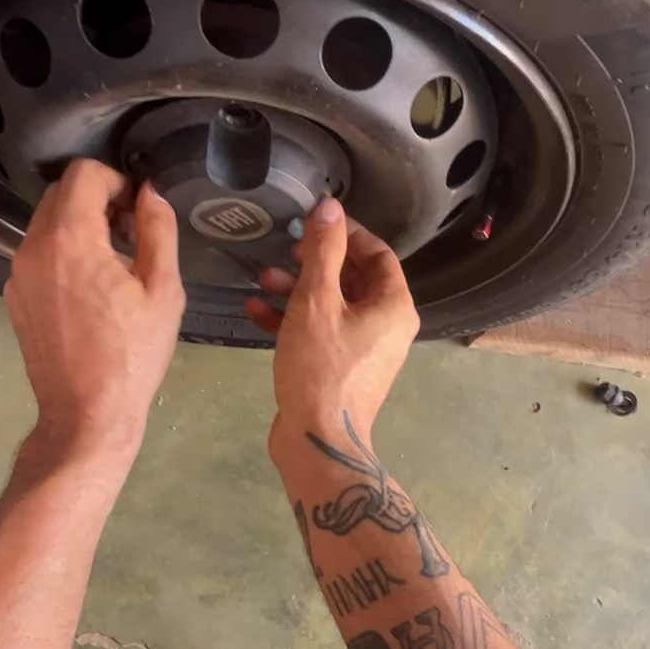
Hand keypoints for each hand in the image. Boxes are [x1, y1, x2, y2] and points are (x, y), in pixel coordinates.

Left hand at [5, 160, 184, 460]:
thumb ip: (157, 230)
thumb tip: (150, 192)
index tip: (138, 212)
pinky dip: (64, 254)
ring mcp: (17, 273)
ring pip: (46, 224)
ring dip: (81, 227)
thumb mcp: (163, 291)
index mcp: (70, 239)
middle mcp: (33, 247)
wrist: (87, 413)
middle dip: (98, 200)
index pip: (83, 174)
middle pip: (61, 194)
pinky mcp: (14, 297)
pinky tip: (91, 292)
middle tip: (131, 236)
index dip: (117, 181)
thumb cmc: (134, 354)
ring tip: (114, 267)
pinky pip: (38, 255)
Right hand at [245, 197, 418, 451]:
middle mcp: (385, 327)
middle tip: (287, 249)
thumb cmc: (321, 368)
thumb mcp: (316, 301)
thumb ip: (322, 251)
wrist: (317, 441)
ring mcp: (362, 351)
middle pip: (353, 279)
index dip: (347, 232)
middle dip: (316, 262)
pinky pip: (319, 333)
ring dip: (297, 289)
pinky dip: (292, 320)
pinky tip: (256, 310)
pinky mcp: (338, 369)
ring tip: (263, 278)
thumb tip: (329, 206)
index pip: (378, 254)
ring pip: (331, 306)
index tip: (315, 221)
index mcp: (393, 307)